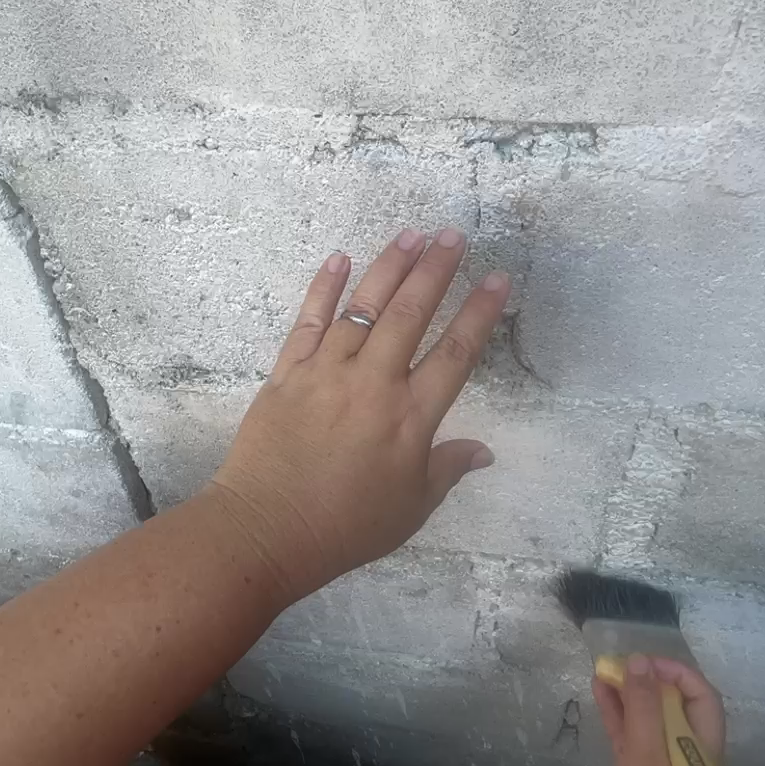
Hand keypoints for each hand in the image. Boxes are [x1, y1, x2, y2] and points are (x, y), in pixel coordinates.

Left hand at [202, 228, 509, 601]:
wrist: (267, 530)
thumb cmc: (346, 526)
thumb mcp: (411, 508)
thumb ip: (447, 469)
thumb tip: (485, 451)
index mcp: (409, 418)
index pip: (455, 354)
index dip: (479, 313)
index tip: (497, 278)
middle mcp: (372, 383)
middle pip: (410, 315)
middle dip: (436, 270)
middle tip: (454, 234)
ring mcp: (326, 371)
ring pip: (362, 307)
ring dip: (388, 267)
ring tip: (411, 234)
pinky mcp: (288, 371)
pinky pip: (309, 321)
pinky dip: (324, 287)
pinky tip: (340, 258)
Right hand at [594, 657, 728, 765]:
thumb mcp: (645, 758)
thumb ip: (645, 710)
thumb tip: (641, 660)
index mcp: (701, 752)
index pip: (702, 699)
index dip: (675, 673)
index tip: (642, 661)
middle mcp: (686, 754)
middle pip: (674, 706)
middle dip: (645, 679)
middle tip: (618, 663)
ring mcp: (662, 765)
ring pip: (649, 717)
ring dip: (627, 691)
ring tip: (603, 670)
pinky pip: (631, 734)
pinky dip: (616, 711)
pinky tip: (599, 692)